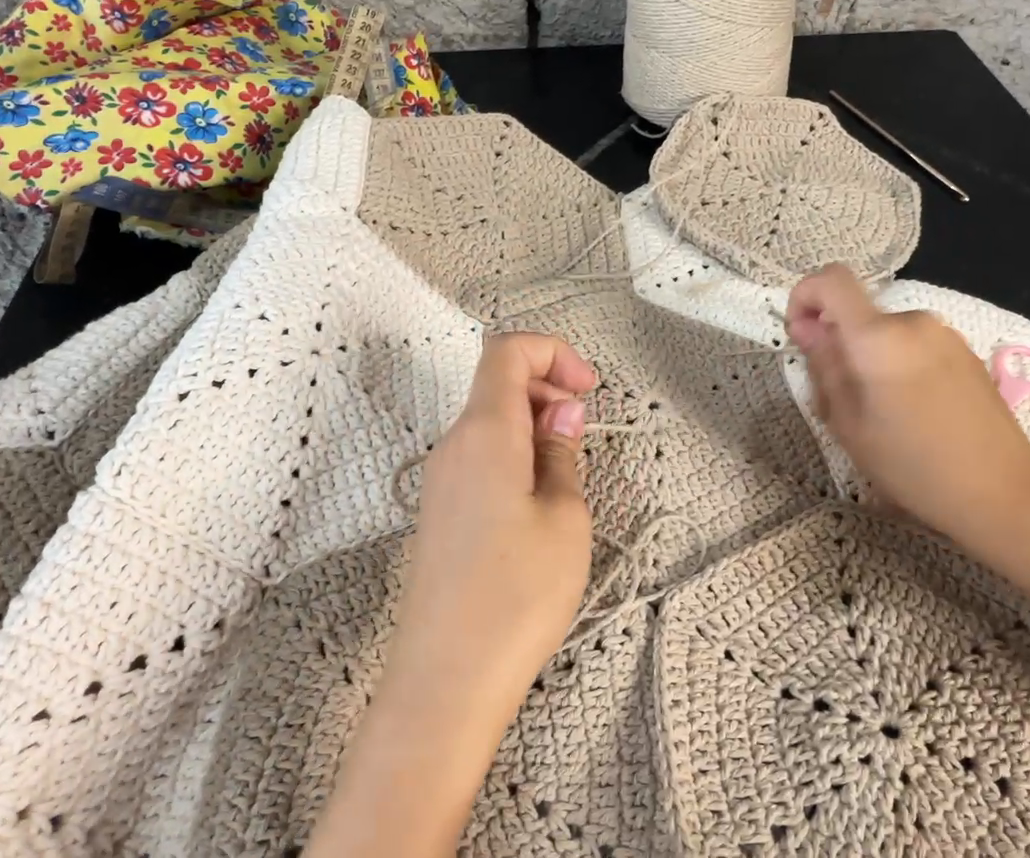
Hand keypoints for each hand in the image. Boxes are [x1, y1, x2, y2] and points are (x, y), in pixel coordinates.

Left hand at [312, 334, 597, 856]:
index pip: (506, 350)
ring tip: (570, 478)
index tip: (590, 390)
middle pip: (496, 383)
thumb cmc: (517, 595)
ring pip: (489, 422)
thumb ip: (563, 453)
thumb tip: (561, 413)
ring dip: (534, 427)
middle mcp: (452, 445)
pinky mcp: (439, 513)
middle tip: (586, 432)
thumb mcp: (565, 518)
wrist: (446, 679)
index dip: (553, 351)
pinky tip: (539, 506)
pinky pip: (478, 458)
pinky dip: (515, 457)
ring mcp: (440, 480)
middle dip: (548, 388)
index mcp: (484, 432)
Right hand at [784, 264, 1029, 538]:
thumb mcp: (849, 425)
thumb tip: (807, 329)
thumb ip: (824, 368)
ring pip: (886, 334)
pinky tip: (914, 414)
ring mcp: (945, 335)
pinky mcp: (966, 353)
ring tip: (881, 415)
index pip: (831, 279)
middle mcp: (914, 322)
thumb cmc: (913, 466)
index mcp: (879, 337)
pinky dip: (899, 366)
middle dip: (840, 346)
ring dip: (871, 360)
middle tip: (842, 402)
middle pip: (859, 315)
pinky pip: (915, 346)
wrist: (1002, 491)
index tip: (801, 336)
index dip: (804, 296)